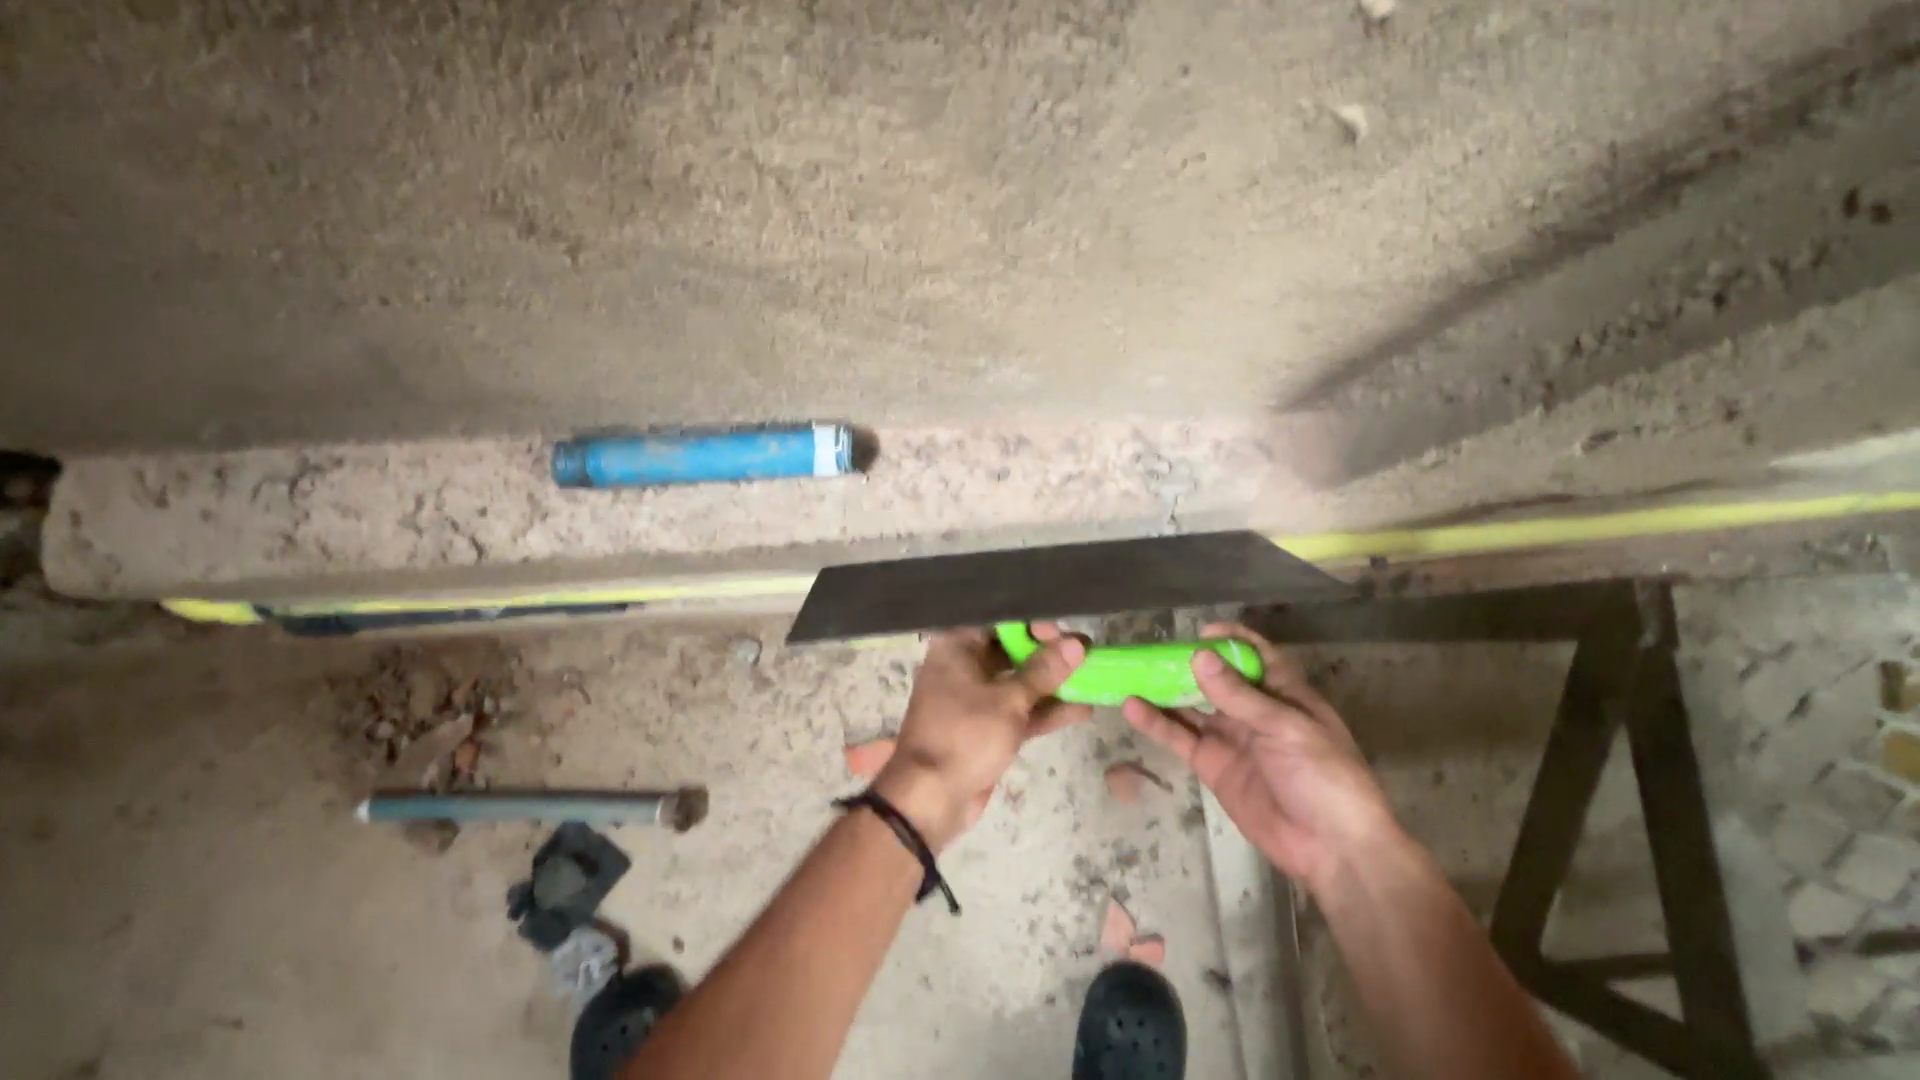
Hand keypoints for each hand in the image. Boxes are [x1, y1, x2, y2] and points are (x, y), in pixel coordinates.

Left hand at [872, 624, 1089, 851]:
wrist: (931, 799)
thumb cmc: (964, 736)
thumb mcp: (1008, 701)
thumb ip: (1044, 671)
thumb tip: (1076, 644)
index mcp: (957, 648)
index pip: (999, 621)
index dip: (1033, 624)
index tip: (1064, 634)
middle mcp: (964, 667)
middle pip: (1012, 650)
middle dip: (1050, 654)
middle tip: (1087, 653)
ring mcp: (975, 700)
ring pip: (1019, 683)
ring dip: (1054, 684)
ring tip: (1095, 678)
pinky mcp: (987, 728)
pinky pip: (1019, 711)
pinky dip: (1045, 711)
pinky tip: (1082, 709)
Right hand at [1121, 622, 1402, 895]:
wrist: (1331, 847)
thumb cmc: (1323, 776)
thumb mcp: (1286, 728)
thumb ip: (1238, 695)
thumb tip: (1198, 656)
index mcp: (1285, 694)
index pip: (1256, 655)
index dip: (1231, 640)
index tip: (1200, 631)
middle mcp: (1255, 712)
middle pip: (1216, 679)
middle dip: (1186, 664)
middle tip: (1151, 651)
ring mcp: (1232, 739)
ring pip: (1192, 707)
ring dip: (1164, 692)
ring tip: (1130, 674)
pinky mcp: (1213, 766)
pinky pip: (1181, 738)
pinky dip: (1156, 724)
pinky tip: (1132, 708)